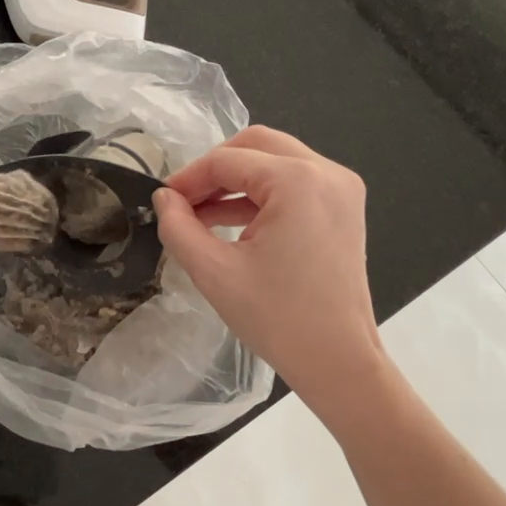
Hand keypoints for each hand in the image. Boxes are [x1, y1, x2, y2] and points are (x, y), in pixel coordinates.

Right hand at [152, 126, 381, 400]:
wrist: (338, 359)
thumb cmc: (276, 317)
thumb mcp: (213, 271)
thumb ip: (178, 227)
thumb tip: (164, 199)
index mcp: (298, 182)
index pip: (227, 161)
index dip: (188, 178)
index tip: (162, 202)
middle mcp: (327, 173)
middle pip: (256, 145)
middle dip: (214, 168)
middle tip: (183, 201)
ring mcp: (340, 190)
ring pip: (275, 160)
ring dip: (235, 181)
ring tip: (200, 215)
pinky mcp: (343, 209)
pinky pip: (293, 183)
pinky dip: (259, 194)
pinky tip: (229, 222)